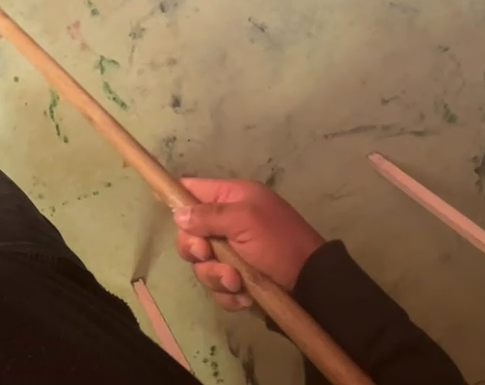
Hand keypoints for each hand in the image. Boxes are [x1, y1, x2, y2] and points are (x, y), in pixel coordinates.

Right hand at [173, 177, 325, 309]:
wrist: (313, 286)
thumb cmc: (279, 242)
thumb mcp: (245, 220)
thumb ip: (210, 215)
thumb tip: (178, 213)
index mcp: (230, 198)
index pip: (192, 190)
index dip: (177, 201)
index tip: (172, 217)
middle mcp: (228, 222)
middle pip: (191, 232)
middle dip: (196, 248)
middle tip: (207, 255)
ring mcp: (232, 252)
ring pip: (203, 263)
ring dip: (215, 275)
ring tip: (236, 281)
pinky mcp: (238, 279)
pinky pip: (218, 286)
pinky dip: (228, 293)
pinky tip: (244, 295)